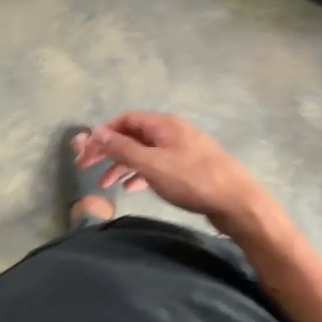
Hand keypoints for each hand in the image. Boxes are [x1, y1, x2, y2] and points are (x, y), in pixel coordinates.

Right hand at [75, 112, 275, 231]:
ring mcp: (182, 149)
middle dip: (108, 150)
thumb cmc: (192, 180)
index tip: (84, 153)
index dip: (101, 134)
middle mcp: (172, 131)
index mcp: (163, 124)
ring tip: (106, 184)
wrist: (237, 202)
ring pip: (144, 151)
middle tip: (86, 168)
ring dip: (122, 164)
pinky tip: (132, 188)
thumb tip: (94, 131)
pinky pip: (157, 164)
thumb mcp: (152, 164)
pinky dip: (140, 173)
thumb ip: (122, 148)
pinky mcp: (190, 167)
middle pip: (132, 135)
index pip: (124, 119)